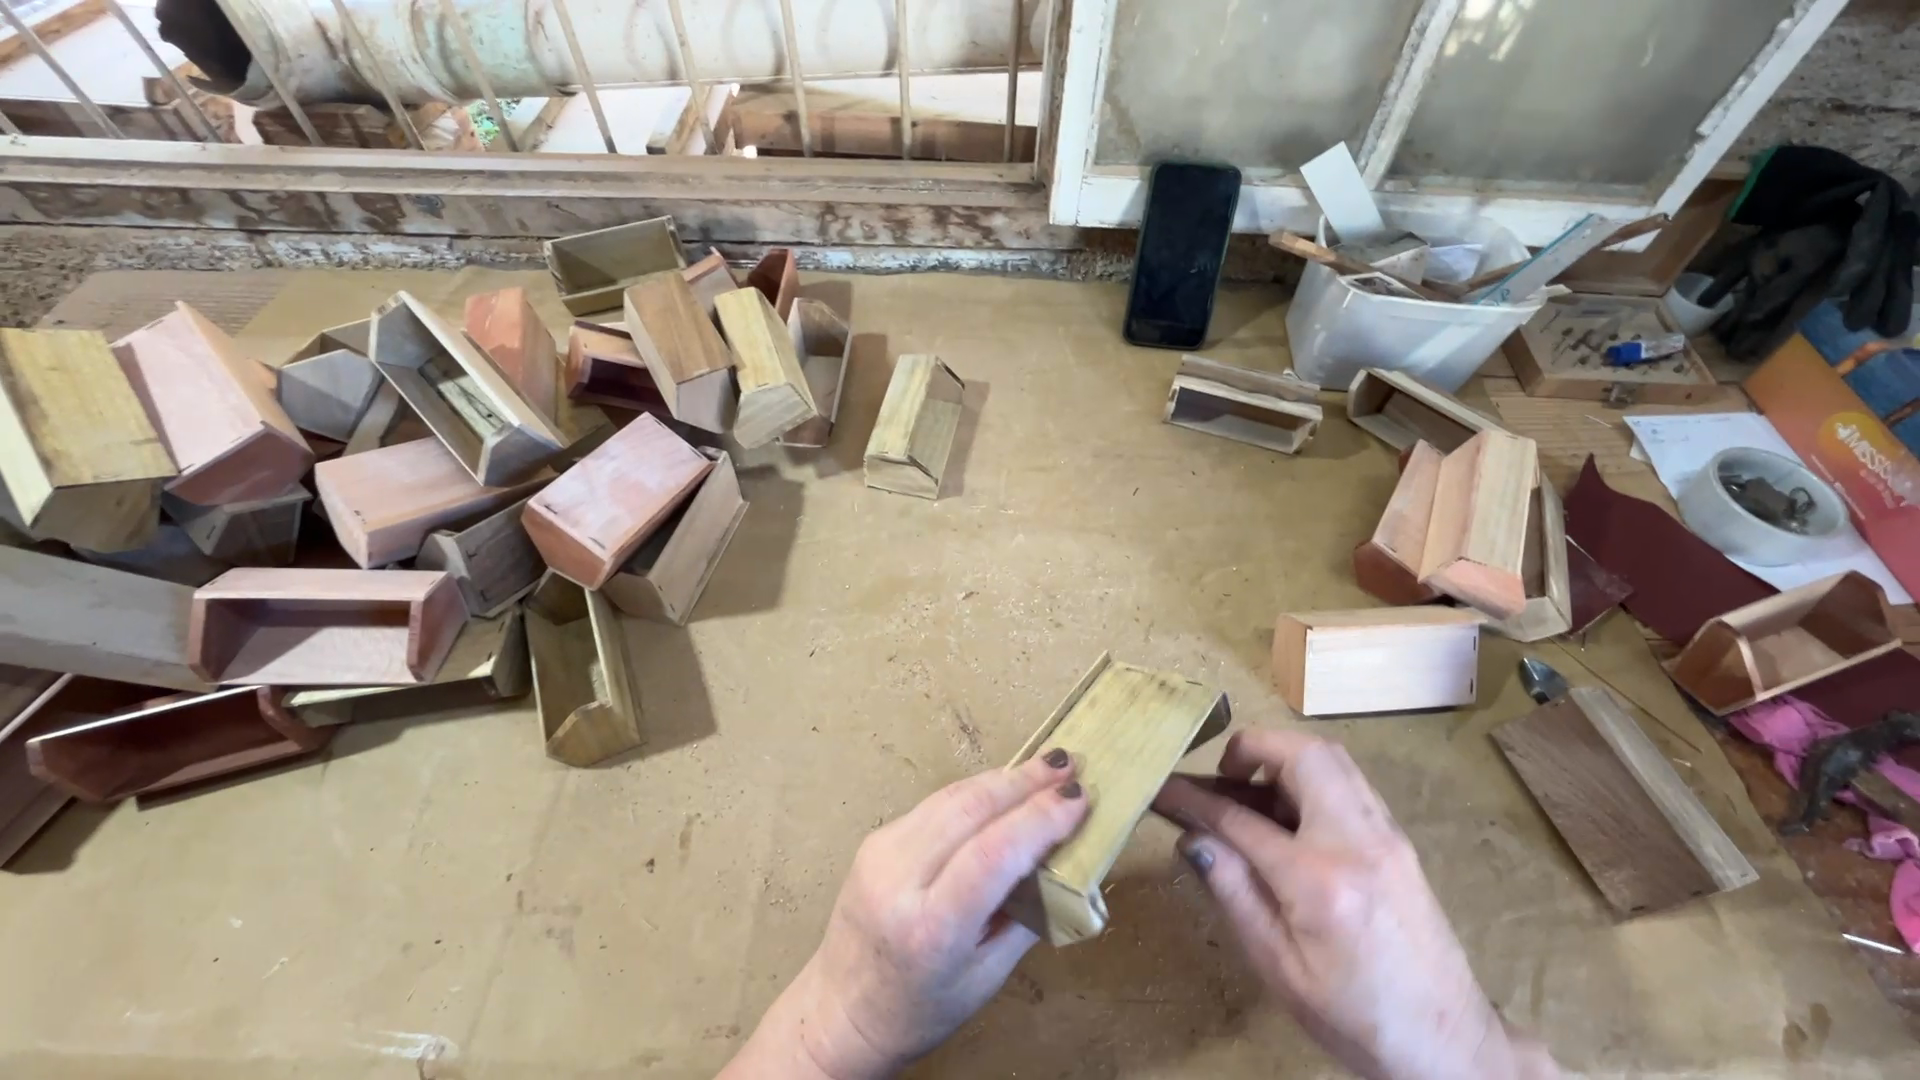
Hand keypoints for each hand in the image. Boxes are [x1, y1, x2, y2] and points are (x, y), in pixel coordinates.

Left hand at [722, 751, 1088, 1078]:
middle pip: (970, 810)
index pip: (992, 854)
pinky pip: (934, 805)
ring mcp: (880, 852)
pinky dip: (975, 791)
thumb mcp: (987, 977)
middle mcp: (899, 879)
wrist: (839, 1010)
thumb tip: (1064, 859)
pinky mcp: (875, 839)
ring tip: (1045, 766)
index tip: (1078, 798)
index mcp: (932, 928)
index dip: (1039, 819)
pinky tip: (1003, 787)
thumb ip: (1026, 915)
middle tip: (1068, 765)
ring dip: (1002, 778)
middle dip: (1025, 782)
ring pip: (952, 797)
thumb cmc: (922, 1008)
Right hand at [1155, 730, 1558, 1079]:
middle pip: (1302, 754)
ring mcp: (1386, 836)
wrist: (1450, 1048)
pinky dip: (1311, 777)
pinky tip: (1290, 814)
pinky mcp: (1399, 841)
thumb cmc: (1353, 1018)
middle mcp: (1357, 841)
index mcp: (1318, 881)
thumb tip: (1192, 837)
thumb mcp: (1277, 967)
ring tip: (1252, 791)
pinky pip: (1349, 783)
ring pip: (1332, 759)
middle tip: (1223, 774)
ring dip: (1284, 757)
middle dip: (1253, 747)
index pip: (1240, 819)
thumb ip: (1233, 892)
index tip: (1163, 787)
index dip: (1194, 799)